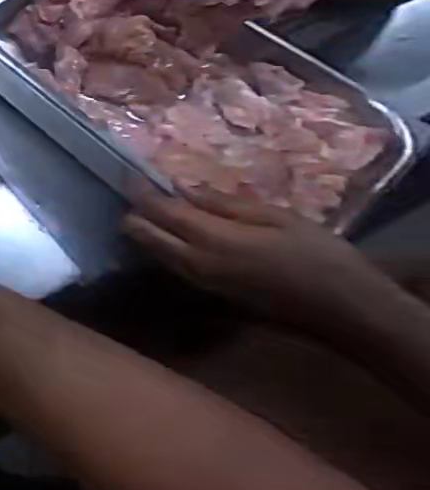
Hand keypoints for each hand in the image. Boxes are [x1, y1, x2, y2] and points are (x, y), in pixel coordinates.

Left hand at [122, 186, 396, 335]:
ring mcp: (195, 278)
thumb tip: (180, 186)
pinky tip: (183, 235)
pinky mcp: (206, 290)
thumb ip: (223, 203)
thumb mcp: (280, 220)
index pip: (153, 208)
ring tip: (169, 212)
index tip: (137, 174)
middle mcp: (190, 258)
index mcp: (208, 238)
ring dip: (147, 227)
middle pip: (136, 228)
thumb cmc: (324, 260)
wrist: (354, 316)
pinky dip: (163, 243)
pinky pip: (167, 261)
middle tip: (153, 194)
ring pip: (147, 246)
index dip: (139, 188)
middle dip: (135, 208)